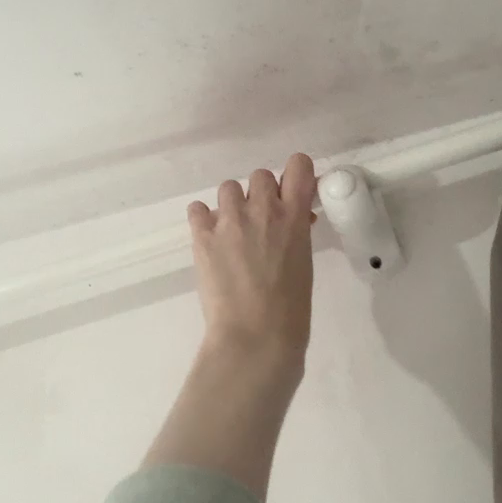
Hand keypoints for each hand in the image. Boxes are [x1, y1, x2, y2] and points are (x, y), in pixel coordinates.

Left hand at [186, 153, 318, 359]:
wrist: (255, 336)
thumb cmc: (291, 309)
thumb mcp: (304, 262)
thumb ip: (297, 233)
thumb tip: (293, 221)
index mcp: (294, 216)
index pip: (299, 165)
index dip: (296, 174)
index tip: (293, 192)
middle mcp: (262, 209)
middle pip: (260, 175)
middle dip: (261, 195)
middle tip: (261, 223)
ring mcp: (229, 220)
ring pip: (229, 188)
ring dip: (233, 205)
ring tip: (232, 233)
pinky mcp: (202, 235)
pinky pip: (197, 209)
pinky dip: (203, 220)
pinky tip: (210, 239)